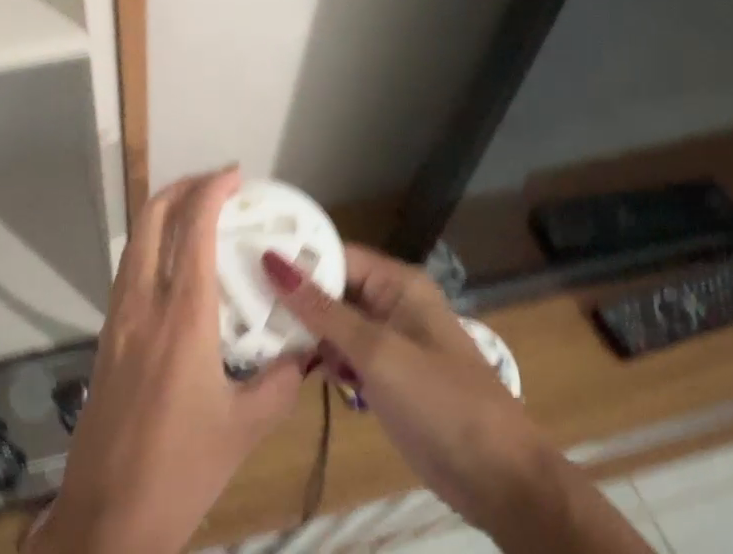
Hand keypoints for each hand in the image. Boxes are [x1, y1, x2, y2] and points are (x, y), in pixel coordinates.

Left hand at [30, 170, 307, 553]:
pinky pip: (130, 272)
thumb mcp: (246, 427)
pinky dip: (153, 249)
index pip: (193, 230)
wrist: (107, 515)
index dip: (212, 191)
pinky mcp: (106, 338)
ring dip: (164, 215)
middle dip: (182, 188)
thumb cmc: (182, 470)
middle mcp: (142, 305)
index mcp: (182, 318)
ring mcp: (116, 319)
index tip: (235, 175)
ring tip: (201, 216)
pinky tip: (178, 269)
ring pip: (136, 243)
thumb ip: (280, 380)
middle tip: (218, 186)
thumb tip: (303, 351)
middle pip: (152, 220)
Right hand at [264, 246, 652, 553]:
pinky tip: (278, 362)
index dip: (291, 256)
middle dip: (289, 295)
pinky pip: (341, 354)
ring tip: (243, 329)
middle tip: (233, 298)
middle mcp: (390, 304)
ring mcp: (387, 343)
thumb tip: (271, 259)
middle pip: (330, 287)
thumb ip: (321, 308)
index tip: (240, 257)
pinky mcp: (382, 377)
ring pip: (331, 323)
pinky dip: (316, 358)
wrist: (499, 478)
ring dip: (298, 329)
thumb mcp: (377, 351)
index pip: (334, 254)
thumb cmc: (441, 403)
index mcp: (398, 284)